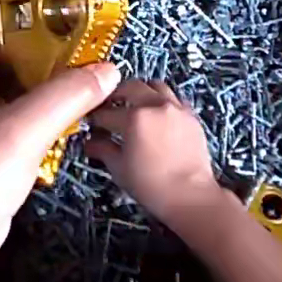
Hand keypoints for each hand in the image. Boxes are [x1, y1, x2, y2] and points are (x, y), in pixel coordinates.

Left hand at [0, 0, 121, 270]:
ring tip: (85, 53)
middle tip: (79, 17)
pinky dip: (50, 101)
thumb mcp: (21, 129)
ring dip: (49, 67)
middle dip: (40, 28)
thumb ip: (66, 96)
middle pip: (4, 41)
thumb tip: (106, 70)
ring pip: (19, 77)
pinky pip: (26, 109)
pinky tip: (75, 101)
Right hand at [85, 80, 233, 230]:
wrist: (190, 196)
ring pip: (155, 86)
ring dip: (142, 91)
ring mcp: (176, 108)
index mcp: (135, 118)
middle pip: (131, 86)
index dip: (95, 118)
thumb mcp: (120, 168)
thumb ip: (103, 149)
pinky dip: (163, 102)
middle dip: (117, 94)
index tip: (92, 123)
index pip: (107, 112)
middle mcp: (156, 105)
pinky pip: (174, 99)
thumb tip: (91, 142)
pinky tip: (158, 115)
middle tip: (110, 106)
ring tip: (135, 105)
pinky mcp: (191, 116)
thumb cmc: (151, 185)